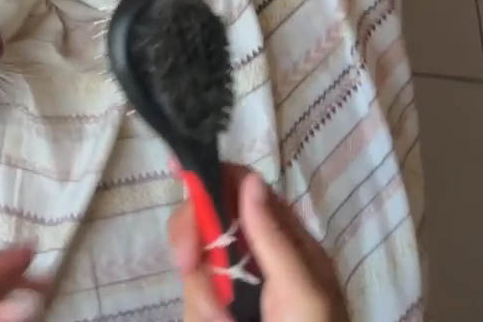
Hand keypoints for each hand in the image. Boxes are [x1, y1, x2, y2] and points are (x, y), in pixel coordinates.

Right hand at [167, 167, 345, 321]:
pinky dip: (201, 311)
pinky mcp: (214, 312)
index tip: (178, 174)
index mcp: (288, 245)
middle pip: (208, 217)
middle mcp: (258, 258)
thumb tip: (248, 178)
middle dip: (193, 236)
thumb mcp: (303, 296)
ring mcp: (235, 287)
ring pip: (195, 261)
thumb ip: (274, 239)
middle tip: (185, 262)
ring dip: (202, 294)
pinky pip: (193, 297)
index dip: (212, 177)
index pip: (244, 190)